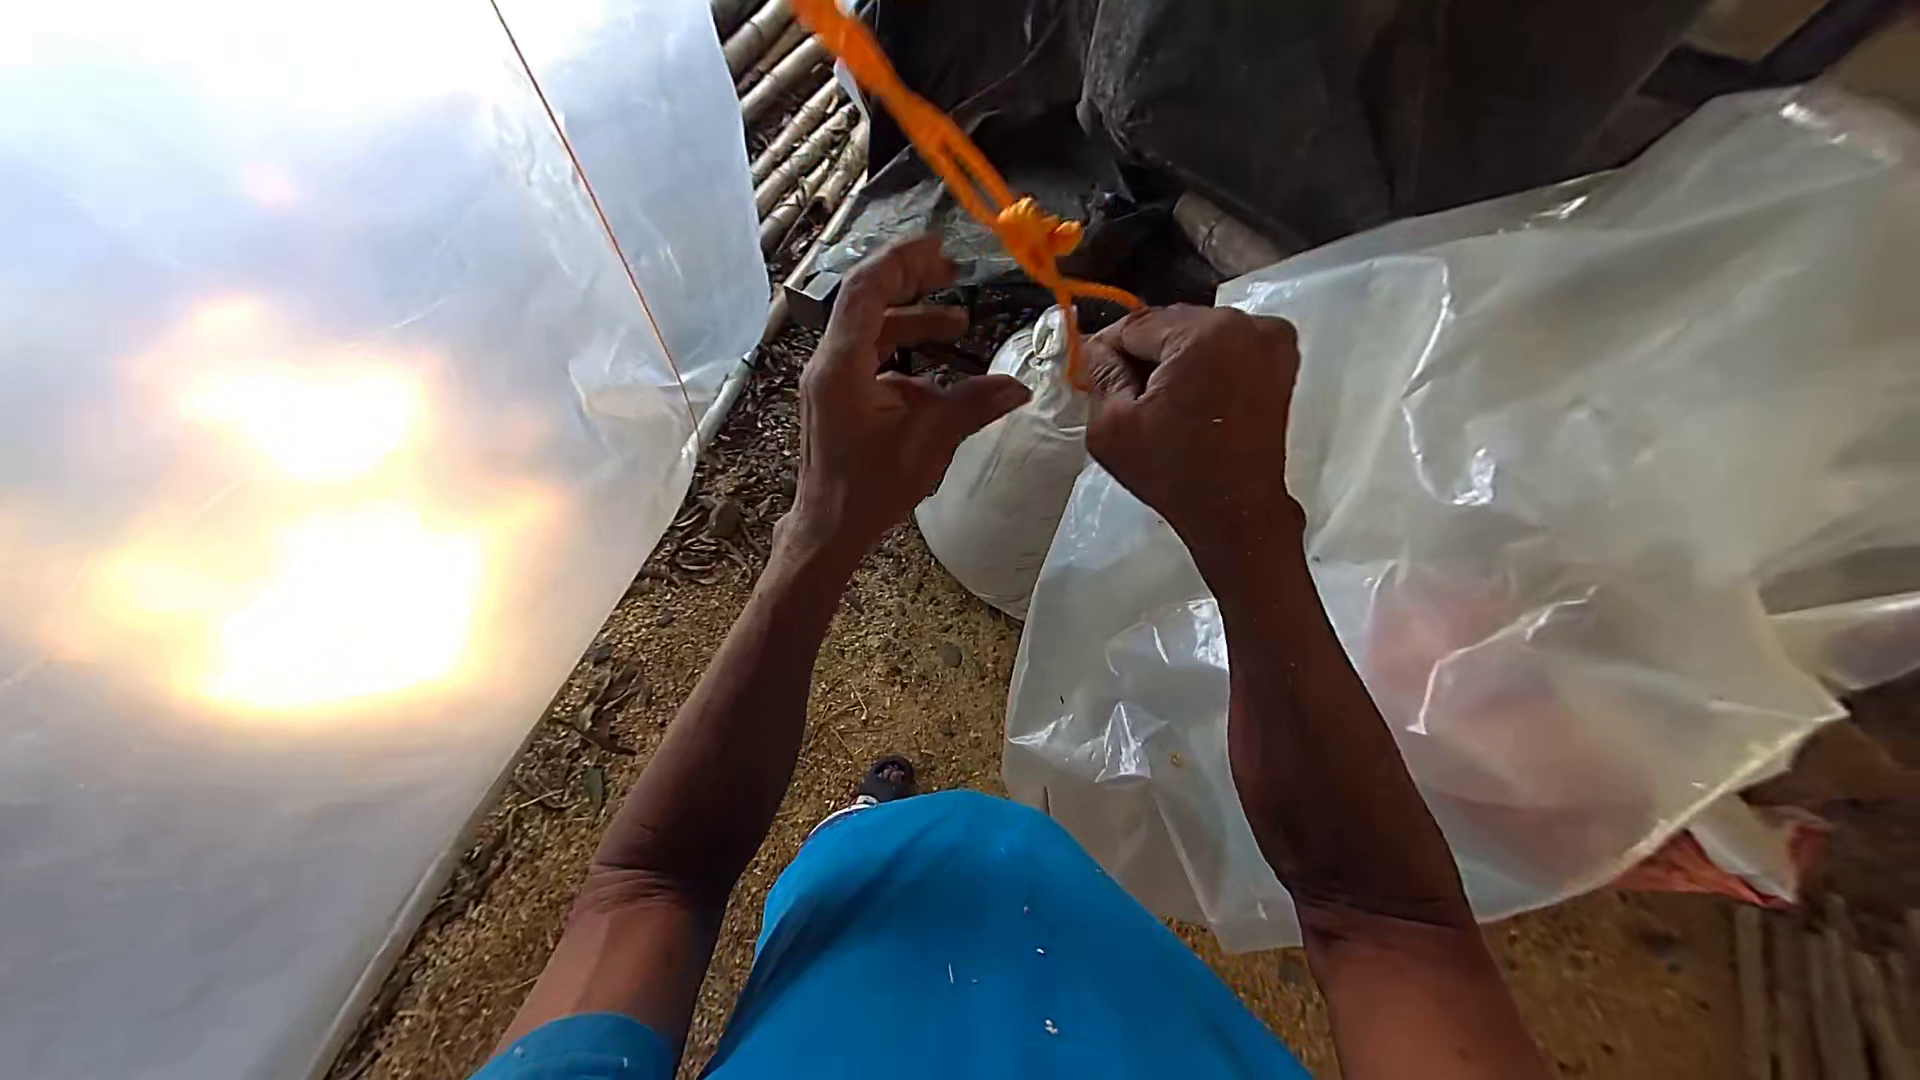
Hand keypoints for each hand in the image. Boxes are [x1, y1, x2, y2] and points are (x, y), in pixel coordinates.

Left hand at [782, 235, 1031, 562]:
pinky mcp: (838, 397)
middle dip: (912, 284)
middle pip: (867, 302)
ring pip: (871, 332)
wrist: (830, 527)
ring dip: (912, 321)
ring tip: (957, 323)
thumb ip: (974, 406)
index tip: (941, 251)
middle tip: (952, 275)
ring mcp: (831, 380)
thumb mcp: (929, 443)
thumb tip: (1018, 387)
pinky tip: (936, 372)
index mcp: (842, 366)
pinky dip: (903, 353)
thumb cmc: (869, 489)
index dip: (904, 261)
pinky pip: (871, 359)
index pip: (866, 290)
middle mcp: (830, 364)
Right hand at [1083, 305, 1303, 569]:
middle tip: (1125, 395)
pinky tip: (1191, 399)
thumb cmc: (1173, 473)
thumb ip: (1099, 374)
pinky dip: (1202, 364)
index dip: (1106, 351)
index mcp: (1202, 334)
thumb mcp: (1112, 426)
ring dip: (1172, 359)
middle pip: (1168, 324)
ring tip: (1159, 401)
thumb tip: (1096, 349)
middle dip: (1142, 354)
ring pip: (1195, 333)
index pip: (1134, 325)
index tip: (1094, 377)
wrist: (1236, 510)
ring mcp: (1271, 338)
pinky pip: (1224, 346)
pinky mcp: (1282, 358)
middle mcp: (1244, 323)